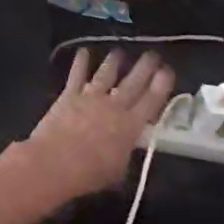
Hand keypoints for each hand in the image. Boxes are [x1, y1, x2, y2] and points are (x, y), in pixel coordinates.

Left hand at [24, 49, 175, 198]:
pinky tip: (83, 51)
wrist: (55, 161)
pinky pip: (76, 75)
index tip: (167, 69)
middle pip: (132, 83)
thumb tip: (126, 143)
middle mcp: (113, 106)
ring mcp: (90, 97)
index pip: (151, 101)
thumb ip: (125, 151)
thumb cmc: (90, 172)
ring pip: (106, 74)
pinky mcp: (68, 95)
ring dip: (114, 62)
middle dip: (144, 67)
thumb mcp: (119, 168)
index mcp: (130, 126)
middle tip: (152, 54)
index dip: (161, 84)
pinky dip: (80, 62)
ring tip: (120, 51)